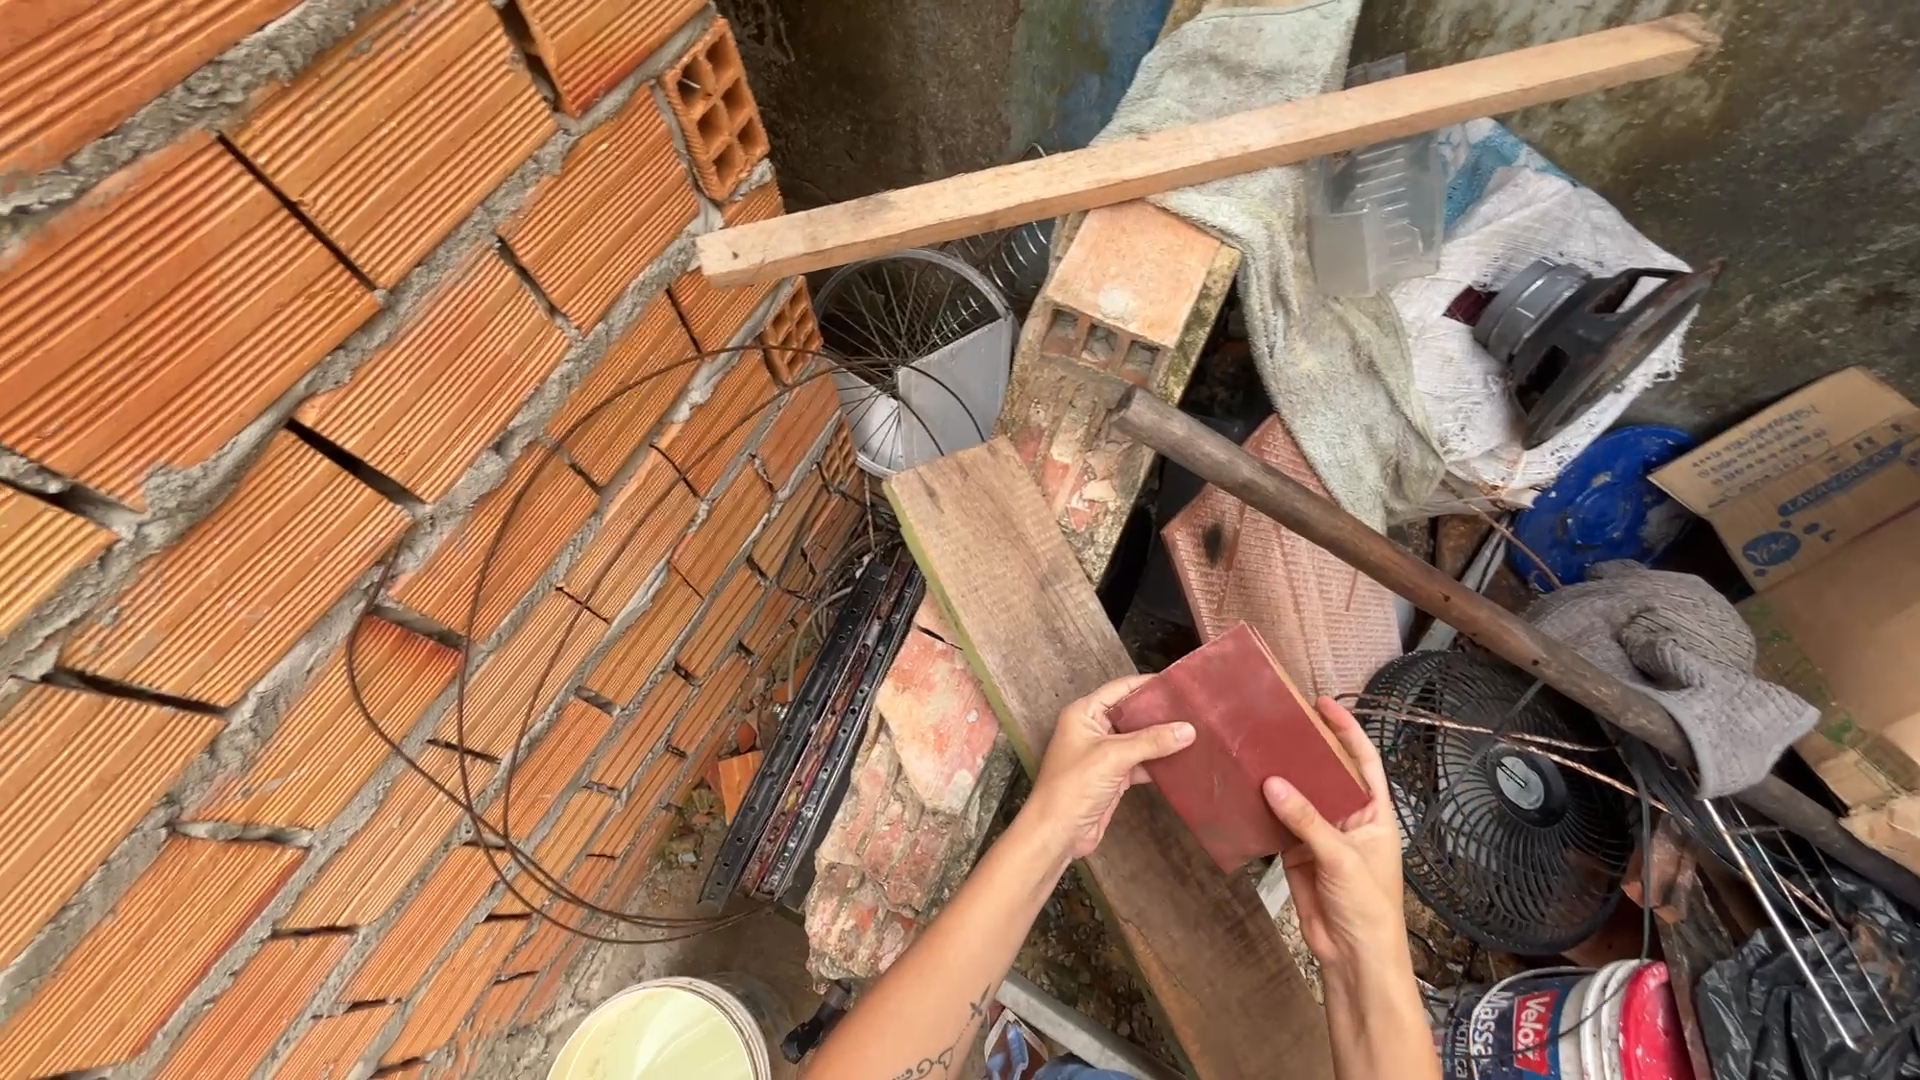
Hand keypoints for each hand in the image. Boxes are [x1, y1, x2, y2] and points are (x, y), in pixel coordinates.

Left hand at [1019, 674, 1194, 859]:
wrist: (1058, 832)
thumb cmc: (1071, 787)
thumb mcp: (1113, 756)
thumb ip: (1150, 741)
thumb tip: (1186, 729)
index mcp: (1084, 713)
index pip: (1119, 689)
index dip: (1146, 684)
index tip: (1176, 684)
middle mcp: (1093, 729)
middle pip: (1131, 714)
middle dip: (1159, 713)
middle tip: (1192, 710)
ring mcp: (1103, 754)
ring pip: (1138, 739)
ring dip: (1161, 739)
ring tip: (1194, 732)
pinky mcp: (1113, 776)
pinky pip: (1140, 762)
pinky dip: (1158, 762)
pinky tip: (1180, 761)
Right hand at [1263, 697, 1407, 975]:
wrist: (1352, 957)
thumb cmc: (1368, 908)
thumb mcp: (1342, 858)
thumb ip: (1308, 819)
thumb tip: (1272, 783)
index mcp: (1374, 815)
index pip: (1363, 762)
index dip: (1346, 731)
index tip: (1323, 704)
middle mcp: (1347, 818)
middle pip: (1325, 773)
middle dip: (1305, 748)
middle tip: (1277, 719)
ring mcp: (1319, 834)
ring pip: (1297, 795)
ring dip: (1279, 775)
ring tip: (1255, 745)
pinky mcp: (1295, 850)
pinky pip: (1277, 820)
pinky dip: (1262, 805)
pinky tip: (1245, 786)